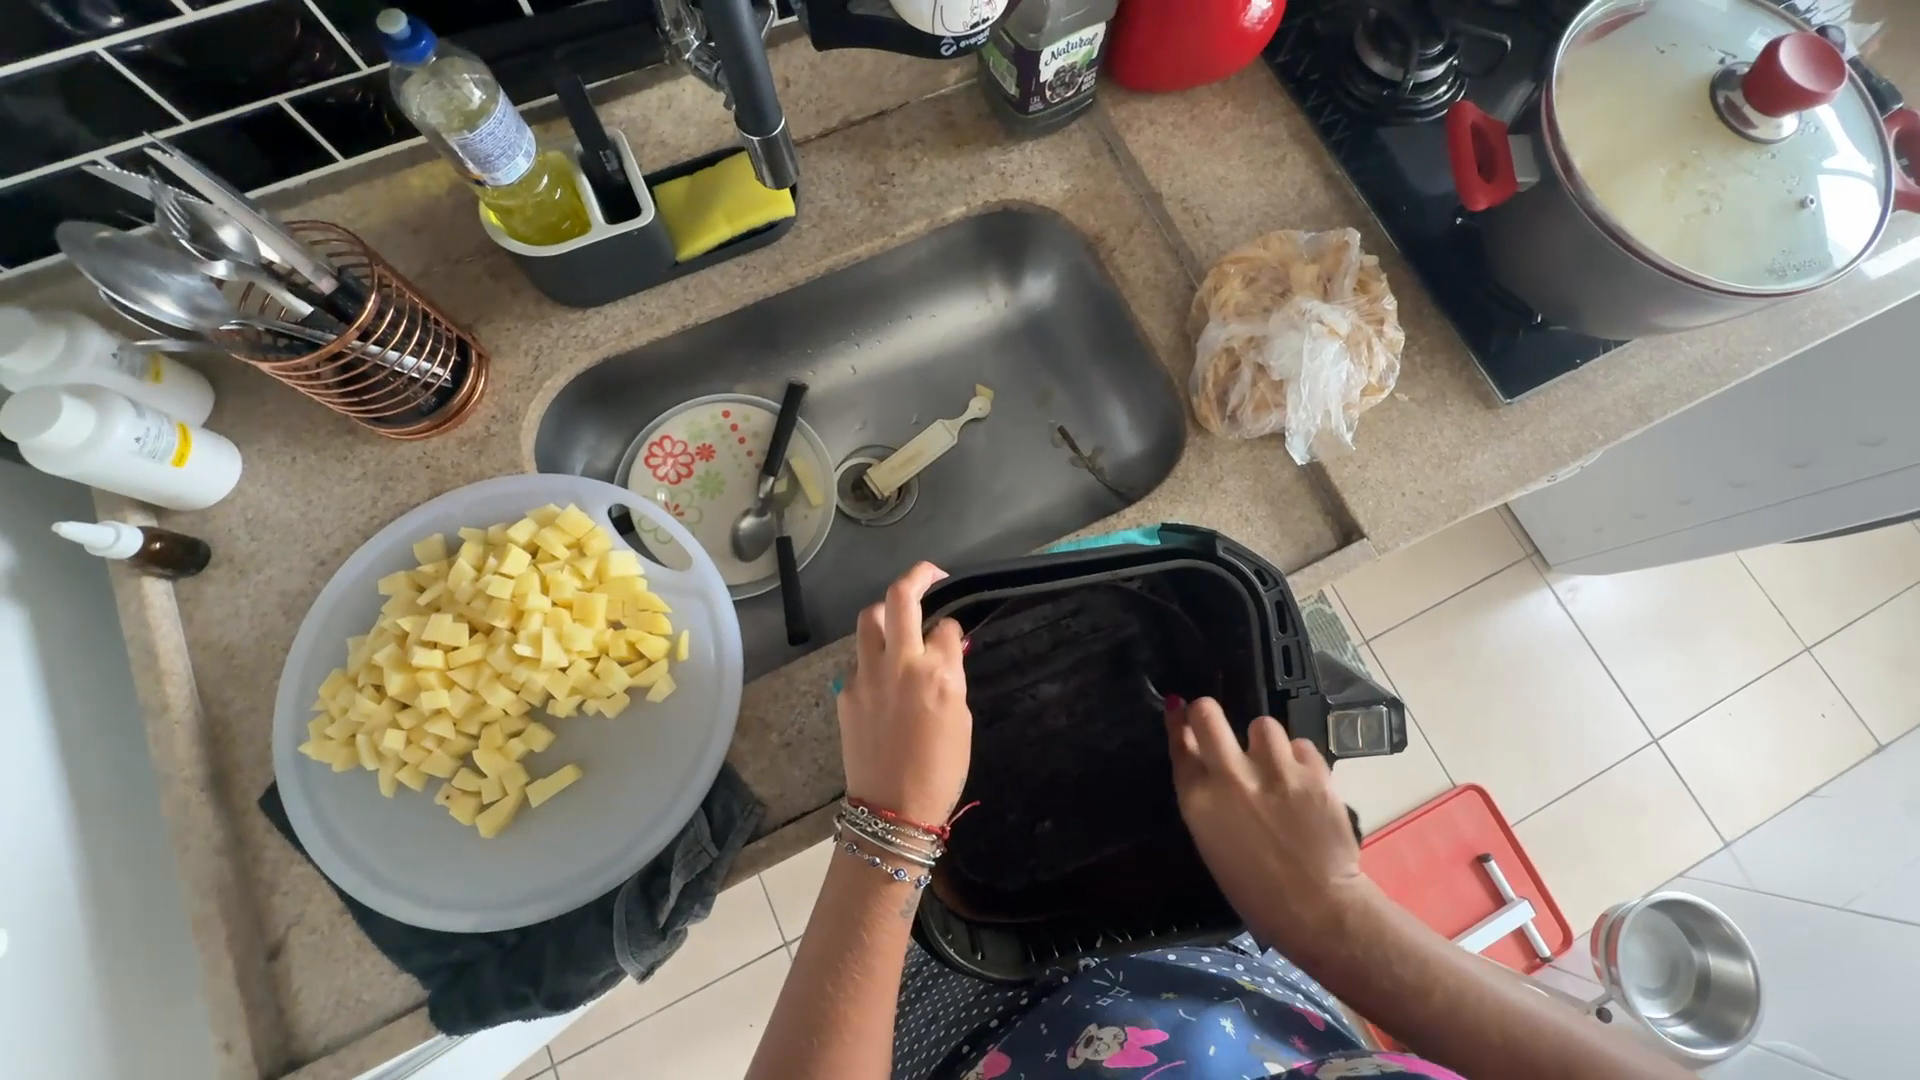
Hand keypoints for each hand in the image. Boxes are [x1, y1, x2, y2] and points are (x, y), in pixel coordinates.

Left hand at [838, 562, 971, 824]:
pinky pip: (859, 659)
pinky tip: (884, 678)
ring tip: (899, 620)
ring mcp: (867, 674)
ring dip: (886, 611)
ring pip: (870, 617)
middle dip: (918, 575)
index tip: (953, 637)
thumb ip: (952, 677)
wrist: (893, 810)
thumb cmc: (941, 770)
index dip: (953, 629)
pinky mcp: (846, 691)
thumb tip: (947, 652)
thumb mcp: (962, 719)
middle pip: (901, 597)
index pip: (946, 627)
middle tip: (931, 574)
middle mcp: (900, 663)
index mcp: (938, 672)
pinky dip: (874, 658)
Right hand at [1166, 697, 1370, 945]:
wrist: (1316, 909)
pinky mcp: (1314, 774)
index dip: (1177, 720)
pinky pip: (1301, 745)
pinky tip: (1302, 781)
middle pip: (1207, 713)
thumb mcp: (1210, 838)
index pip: (1179, 741)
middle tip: (1218, 725)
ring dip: (1265, 742)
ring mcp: (1275, 773)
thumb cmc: (1253, 887)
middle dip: (1208, 712)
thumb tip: (1200, 755)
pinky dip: (1299, 760)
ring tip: (1275, 766)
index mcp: (1198, 799)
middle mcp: (1231, 777)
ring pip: (1262, 725)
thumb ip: (1203, 793)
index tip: (1179, 707)